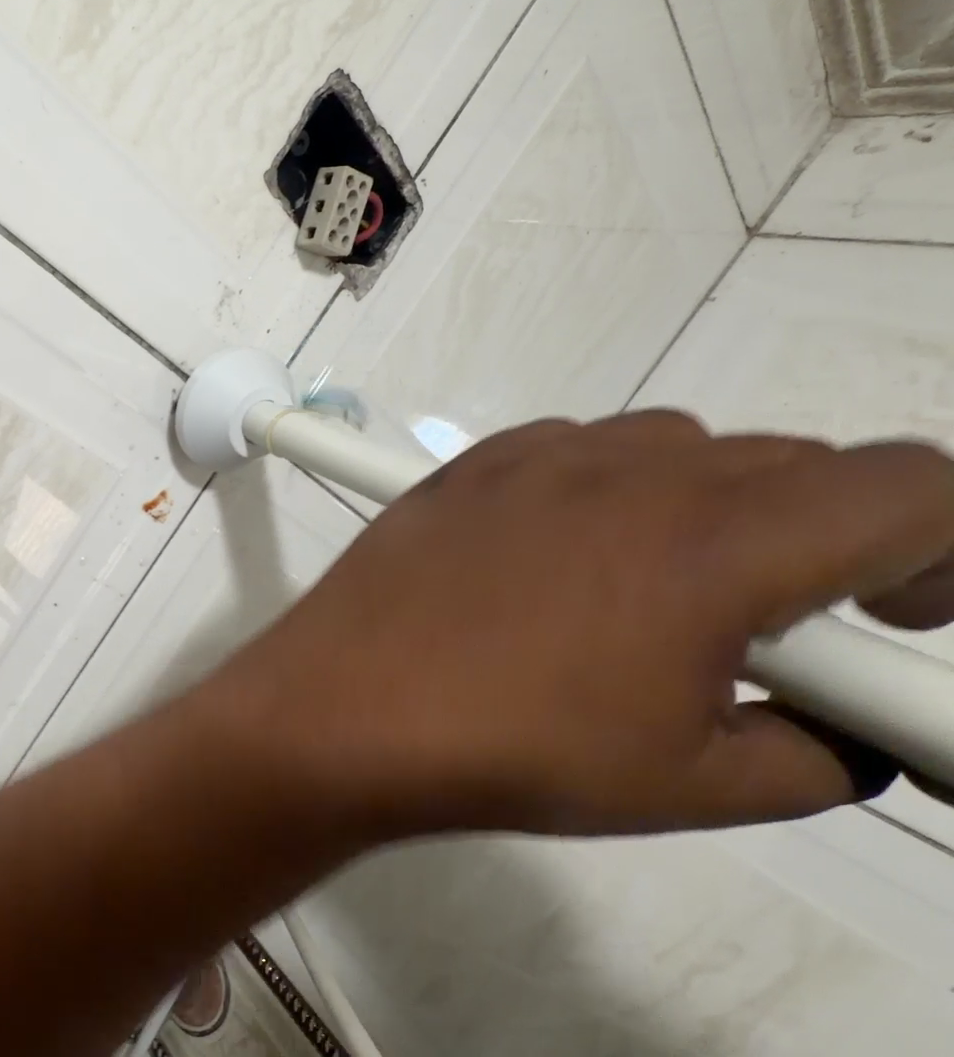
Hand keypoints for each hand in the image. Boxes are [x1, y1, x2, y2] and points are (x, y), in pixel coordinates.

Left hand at [219, 411, 953, 836]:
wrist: (339, 714)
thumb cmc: (508, 752)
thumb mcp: (694, 785)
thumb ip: (819, 754)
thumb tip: (845, 735)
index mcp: (716, 545)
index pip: (911, 484)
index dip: (941, 548)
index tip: (896, 618)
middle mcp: (631, 475)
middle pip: (794, 464)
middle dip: (822, 537)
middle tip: (771, 626)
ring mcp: (535, 460)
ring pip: (680, 447)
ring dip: (708, 506)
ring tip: (655, 591)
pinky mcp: (465, 468)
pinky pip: (572, 449)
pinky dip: (604, 488)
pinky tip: (560, 558)